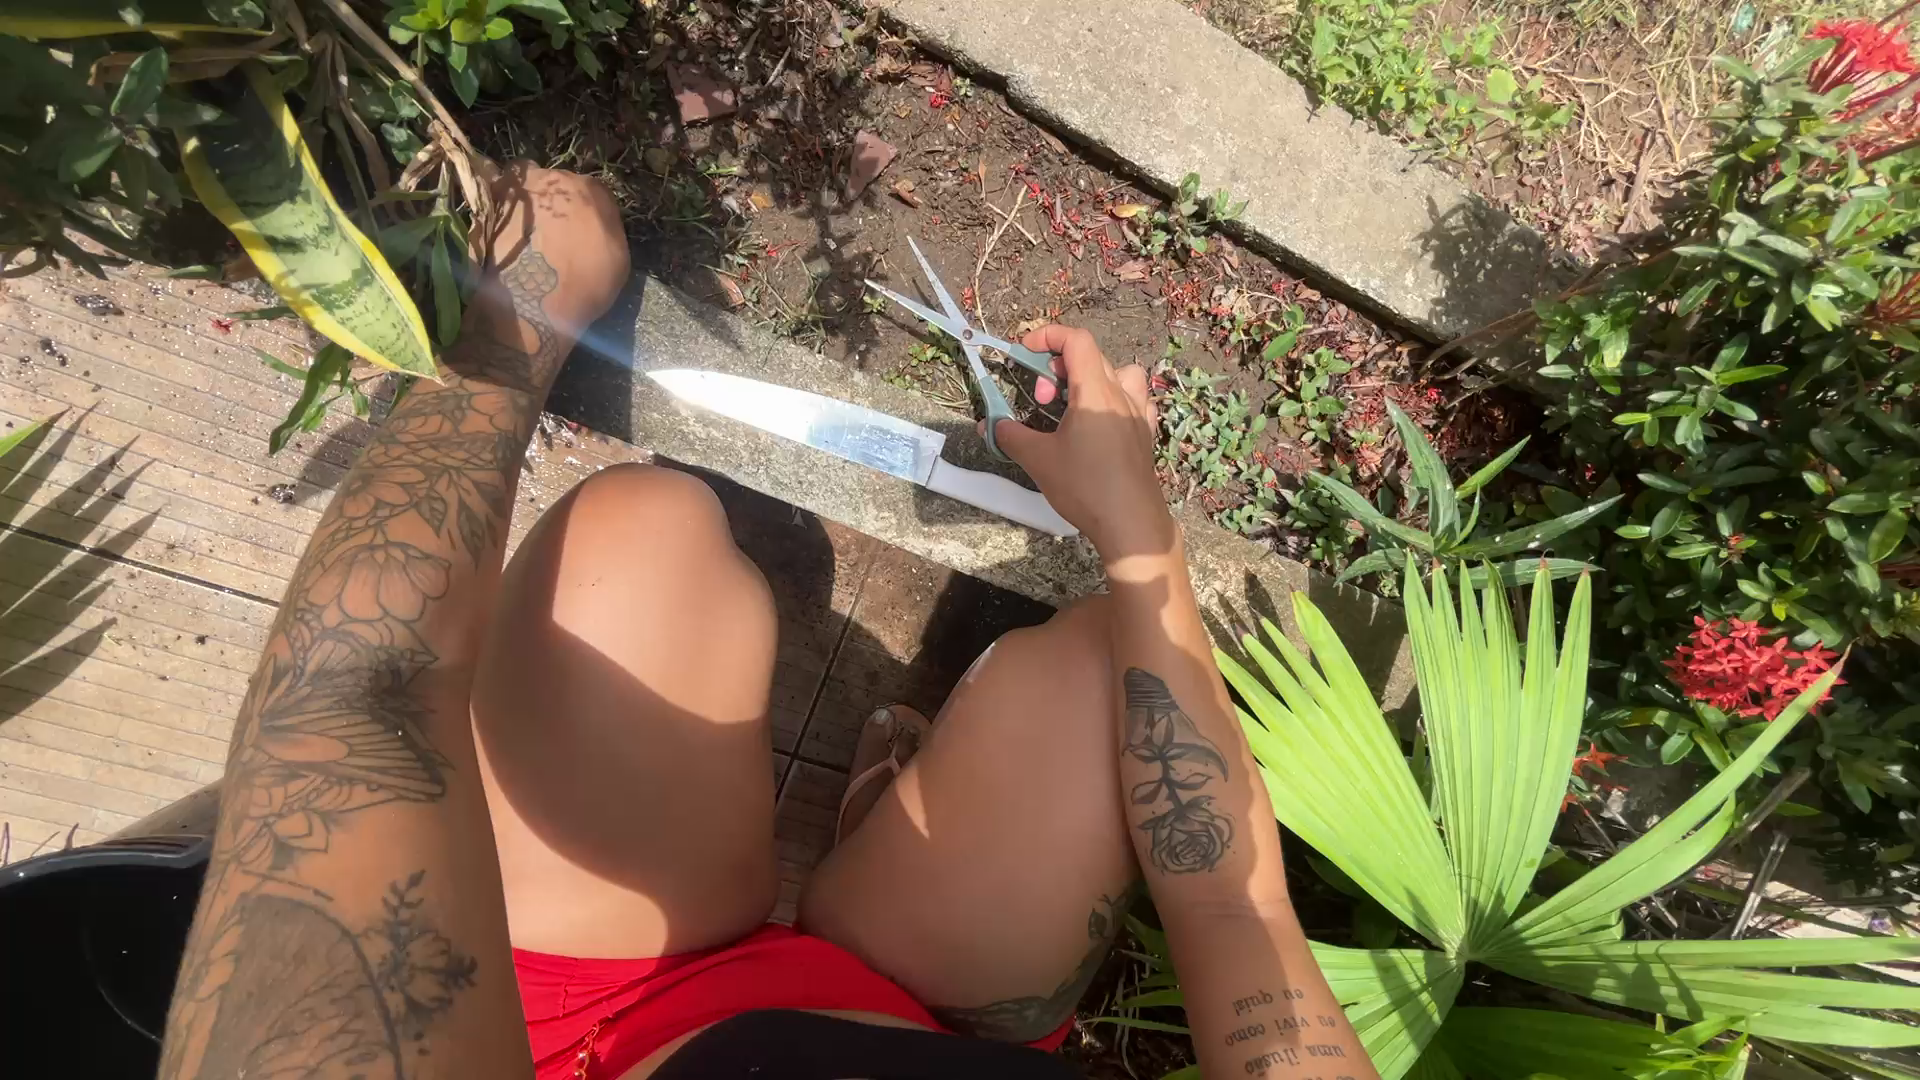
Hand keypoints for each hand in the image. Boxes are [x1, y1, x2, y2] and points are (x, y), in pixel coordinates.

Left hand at [481, 162, 628, 333]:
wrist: (534, 301)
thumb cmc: (587, 283)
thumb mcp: (618, 257)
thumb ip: (607, 226)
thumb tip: (595, 217)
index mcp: (588, 189)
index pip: (594, 192)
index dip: (591, 213)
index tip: (589, 232)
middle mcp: (551, 177)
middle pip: (558, 184)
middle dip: (559, 205)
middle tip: (558, 235)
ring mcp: (516, 187)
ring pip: (527, 190)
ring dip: (531, 206)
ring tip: (532, 238)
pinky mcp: (488, 203)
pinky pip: (500, 200)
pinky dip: (506, 213)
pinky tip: (510, 236)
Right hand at [992, 325, 1176, 561]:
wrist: (1130, 523)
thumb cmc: (1085, 486)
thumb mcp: (1039, 460)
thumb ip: (1011, 436)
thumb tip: (991, 425)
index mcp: (1095, 391)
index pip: (1076, 341)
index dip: (1047, 336)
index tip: (1024, 352)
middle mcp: (1121, 395)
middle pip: (1093, 357)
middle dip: (1058, 368)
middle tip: (1040, 397)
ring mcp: (1138, 415)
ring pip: (1121, 374)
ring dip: (1094, 377)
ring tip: (1075, 402)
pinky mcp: (1145, 435)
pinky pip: (1135, 400)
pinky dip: (1116, 399)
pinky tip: (1102, 422)